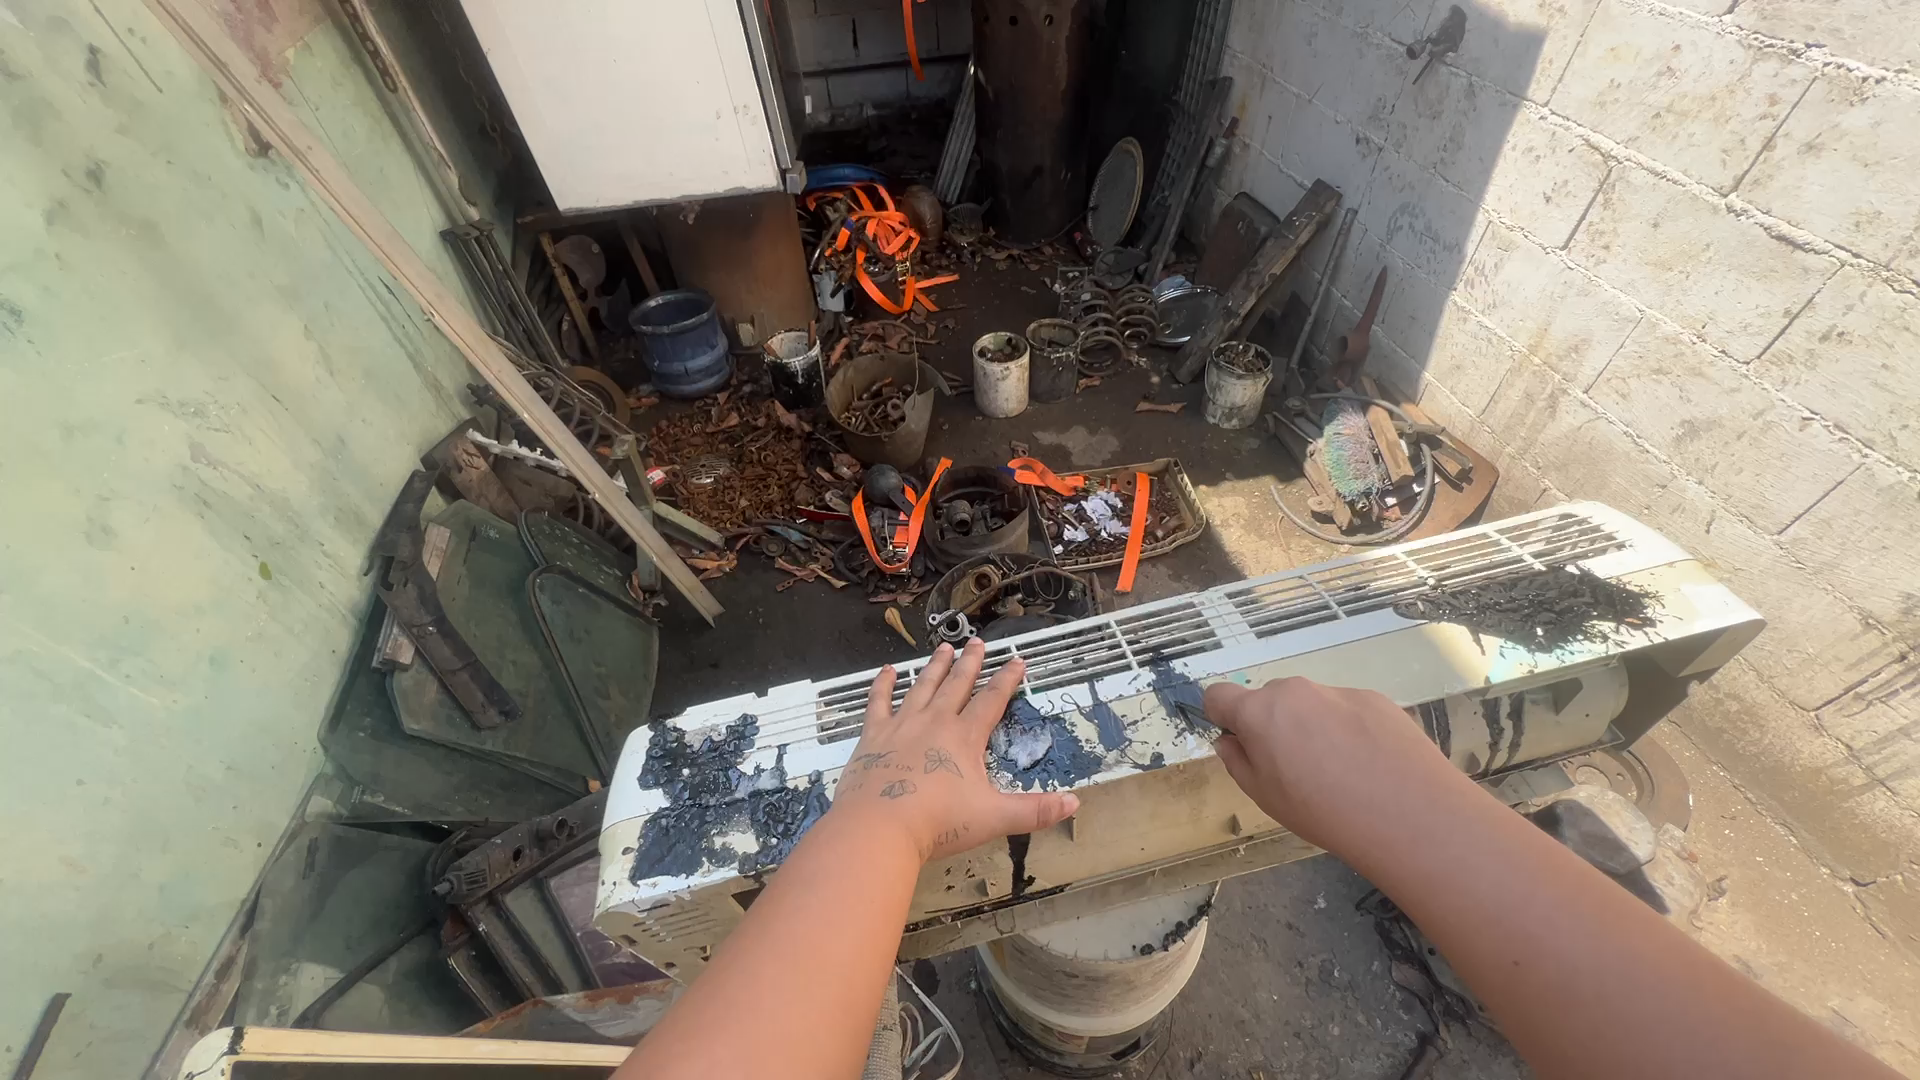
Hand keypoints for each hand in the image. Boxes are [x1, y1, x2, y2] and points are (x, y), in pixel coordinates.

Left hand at [830, 639, 1079, 861]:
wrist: (881, 827)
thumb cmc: (939, 823)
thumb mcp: (994, 818)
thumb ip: (1035, 811)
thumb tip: (1074, 802)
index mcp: (965, 737)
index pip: (992, 700)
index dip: (1007, 679)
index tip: (1018, 660)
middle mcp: (935, 721)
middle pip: (957, 684)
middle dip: (970, 662)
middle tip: (977, 642)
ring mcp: (902, 724)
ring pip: (922, 686)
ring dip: (935, 667)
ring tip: (944, 649)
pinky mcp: (874, 735)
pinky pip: (878, 702)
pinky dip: (882, 685)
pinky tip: (886, 672)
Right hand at [1204, 677, 1471, 855]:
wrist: (1412, 816)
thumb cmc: (1324, 812)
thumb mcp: (1264, 798)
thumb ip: (1238, 762)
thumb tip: (1232, 741)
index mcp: (1258, 712)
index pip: (1218, 695)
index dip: (1222, 718)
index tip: (1241, 744)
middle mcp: (1293, 691)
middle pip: (1268, 700)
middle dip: (1273, 725)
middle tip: (1296, 768)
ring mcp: (1337, 691)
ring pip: (1310, 704)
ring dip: (1312, 726)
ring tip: (1341, 771)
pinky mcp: (1375, 698)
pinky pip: (1347, 709)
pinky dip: (1349, 730)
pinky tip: (1371, 764)